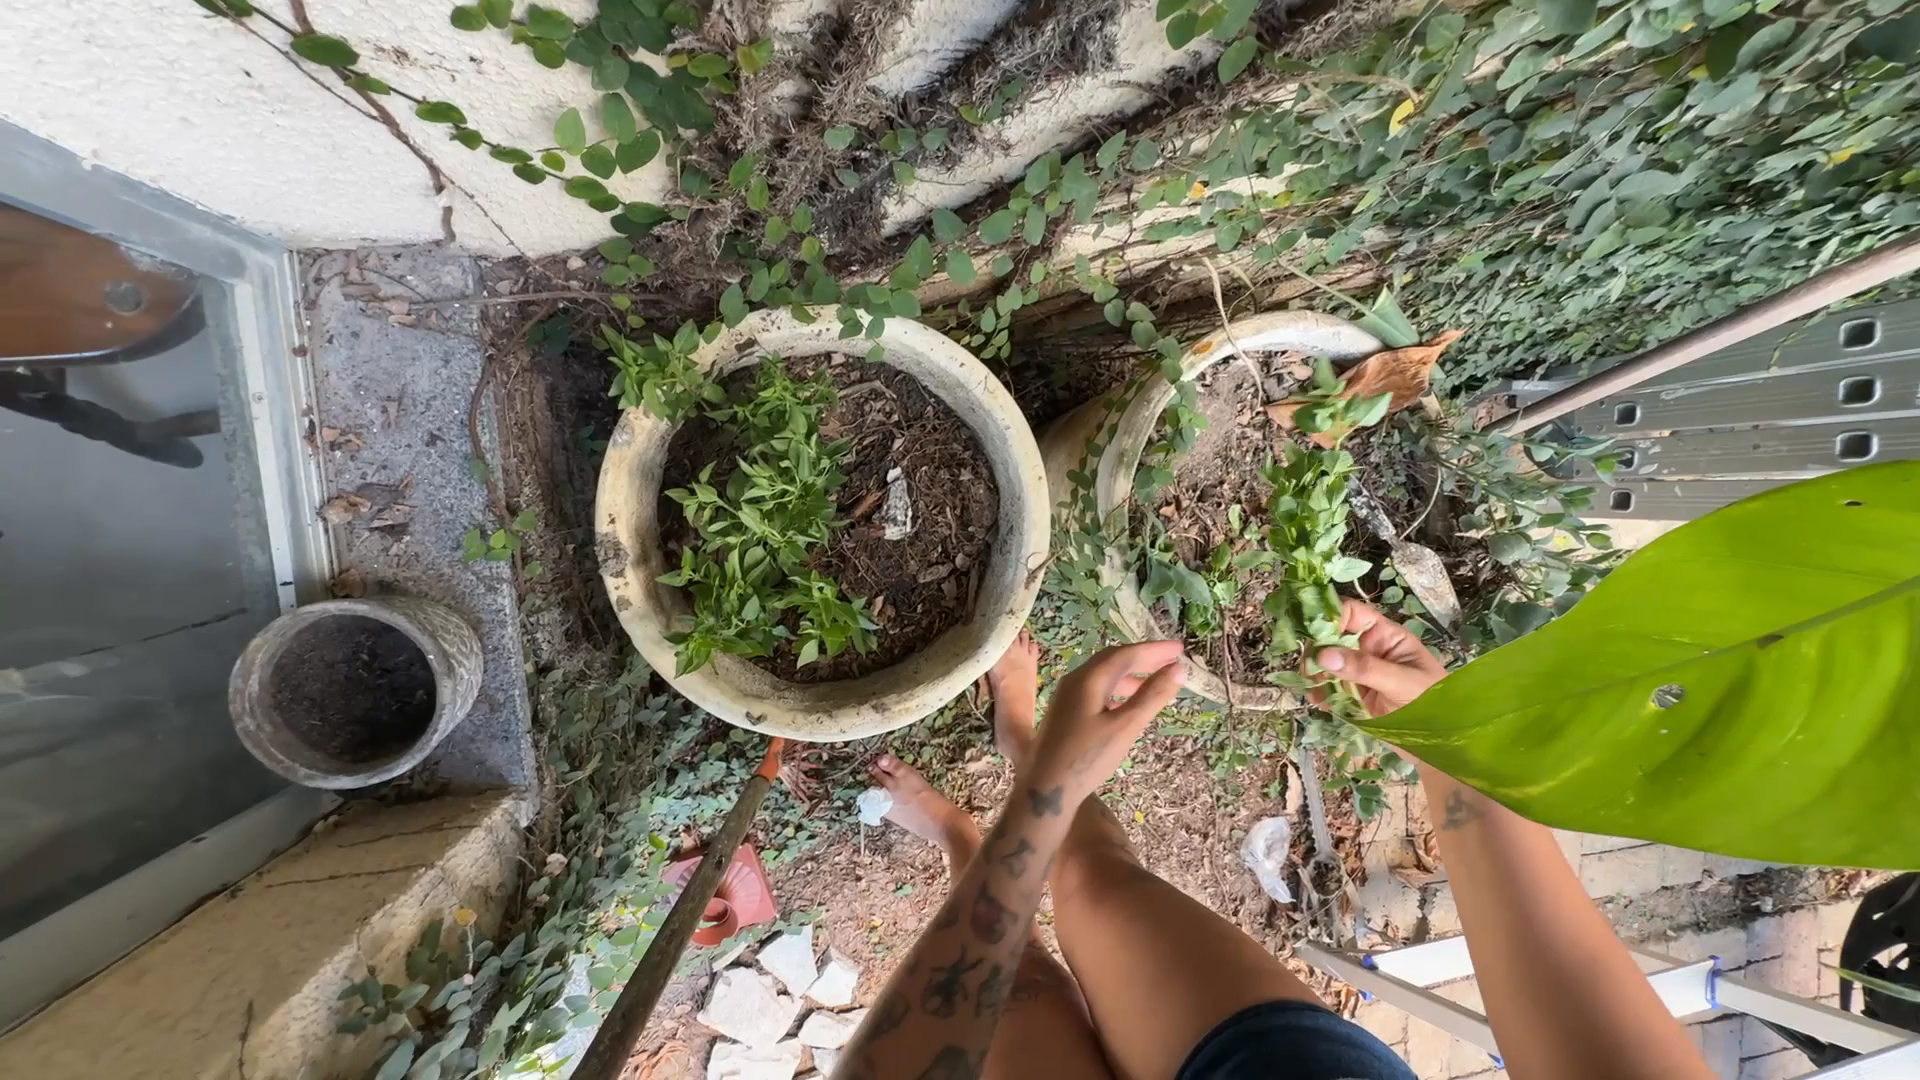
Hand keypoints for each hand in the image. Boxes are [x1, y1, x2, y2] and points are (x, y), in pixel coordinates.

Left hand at [1027, 640, 1184, 802]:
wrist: (1044, 789)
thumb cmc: (1086, 758)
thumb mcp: (1125, 728)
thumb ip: (1151, 697)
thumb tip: (1177, 670)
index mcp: (1087, 679)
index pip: (1125, 654)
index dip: (1154, 650)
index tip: (1180, 649)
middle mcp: (1074, 680)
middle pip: (1113, 660)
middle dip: (1143, 658)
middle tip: (1171, 659)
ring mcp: (1067, 696)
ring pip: (1103, 675)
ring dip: (1131, 674)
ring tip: (1156, 680)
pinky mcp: (1065, 711)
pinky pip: (1096, 689)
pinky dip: (1118, 689)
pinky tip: (1128, 702)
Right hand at [1312, 600, 1446, 714]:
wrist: (1441, 746)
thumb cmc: (1434, 705)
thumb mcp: (1402, 683)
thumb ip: (1365, 668)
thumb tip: (1323, 654)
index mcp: (1385, 636)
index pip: (1351, 613)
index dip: (1328, 616)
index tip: (1310, 633)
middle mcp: (1368, 649)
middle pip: (1331, 636)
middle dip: (1316, 649)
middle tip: (1308, 667)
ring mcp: (1358, 672)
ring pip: (1325, 662)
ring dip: (1315, 672)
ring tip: (1312, 688)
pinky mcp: (1352, 693)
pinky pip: (1327, 685)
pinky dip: (1318, 691)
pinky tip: (1319, 701)